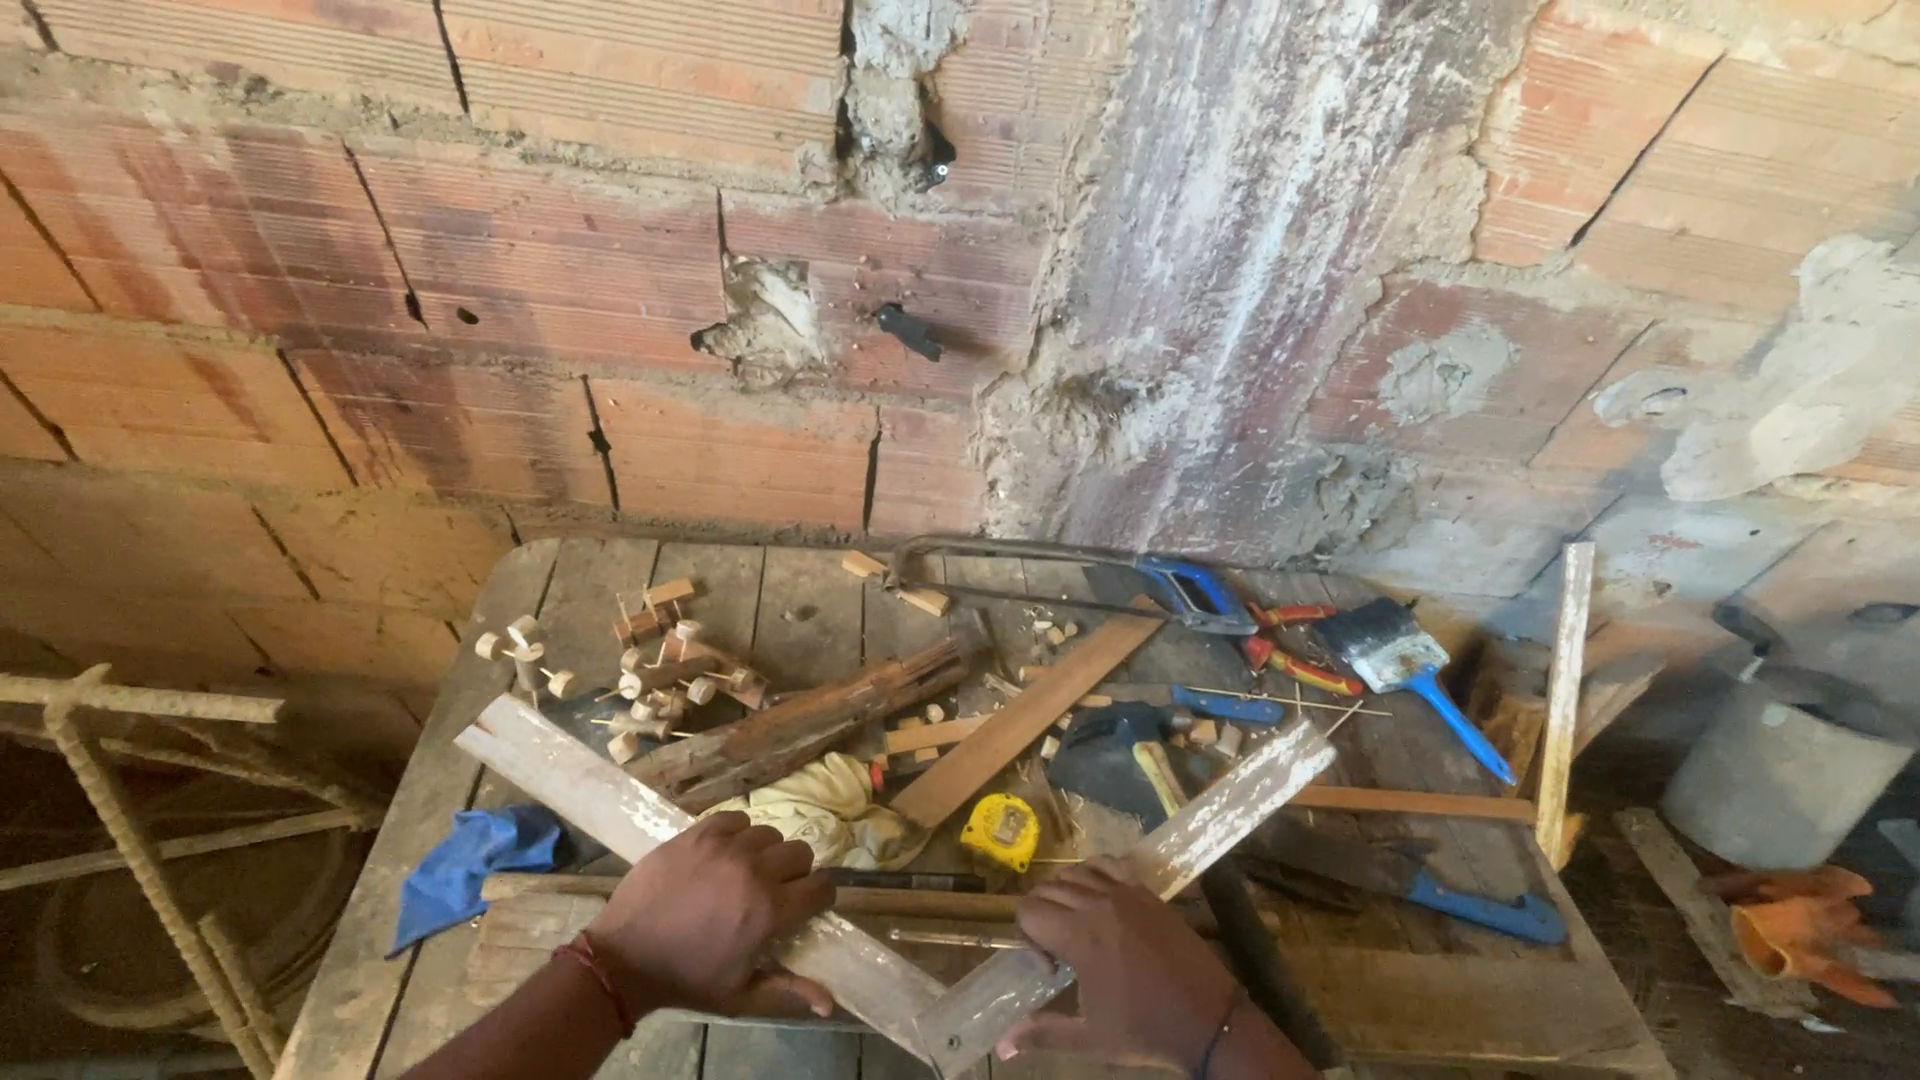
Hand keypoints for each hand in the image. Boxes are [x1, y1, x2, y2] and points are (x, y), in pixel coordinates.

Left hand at [583, 811, 835, 1017]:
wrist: (625, 957)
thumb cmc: (687, 979)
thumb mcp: (740, 995)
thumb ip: (789, 991)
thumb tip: (830, 1004)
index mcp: (770, 911)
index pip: (822, 887)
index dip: (819, 896)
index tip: (806, 904)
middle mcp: (755, 871)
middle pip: (801, 853)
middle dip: (795, 872)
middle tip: (773, 889)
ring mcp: (725, 848)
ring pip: (770, 833)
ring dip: (765, 852)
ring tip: (745, 871)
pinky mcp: (699, 833)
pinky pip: (737, 819)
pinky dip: (737, 833)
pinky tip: (724, 853)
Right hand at [1004, 857, 1239, 1067]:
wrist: (1207, 1018)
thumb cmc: (1146, 1030)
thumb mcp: (1090, 1038)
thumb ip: (1043, 1033)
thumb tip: (1003, 1044)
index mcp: (1079, 936)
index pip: (1027, 910)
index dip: (1027, 939)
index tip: (1052, 970)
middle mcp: (1096, 904)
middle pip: (1046, 888)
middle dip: (1041, 917)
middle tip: (1059, 951)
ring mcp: (1123, 892)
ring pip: (1073, 872)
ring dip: (1064, 895)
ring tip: (1077, 926)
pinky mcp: (1144, 890)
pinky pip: (1107, 862)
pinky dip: (1093, 872)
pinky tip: (1098, 899)